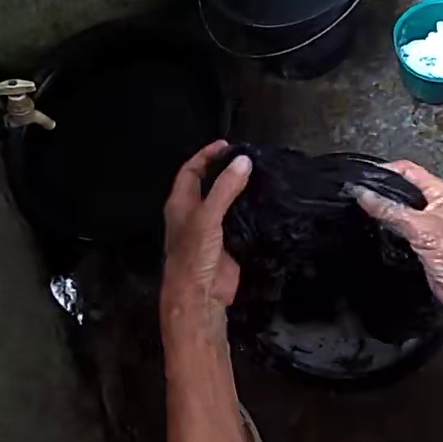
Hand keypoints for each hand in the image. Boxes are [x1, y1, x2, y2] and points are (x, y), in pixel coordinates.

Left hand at [161, 140, 251, 338]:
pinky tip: (262, 204)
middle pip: (208, 185)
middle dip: (224, 170)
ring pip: (224, 202)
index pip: (191, 171)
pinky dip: (248, 211)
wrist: (200, 296)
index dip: (207, 155)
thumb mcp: (208, 216)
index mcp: (180, 204)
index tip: (227, 145)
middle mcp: (192, 214)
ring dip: (238, 190)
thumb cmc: (194, 256)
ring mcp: (209, 230)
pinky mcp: (226, 244)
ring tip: (258, 175)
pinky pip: (237, 221)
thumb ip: (225, 188)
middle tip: (246, 158)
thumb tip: (242, 161)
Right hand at [350, 160, 442, 311]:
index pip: (409, 170)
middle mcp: (440, 204)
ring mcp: (434, 223)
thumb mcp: (420, 229)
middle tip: (360, 193)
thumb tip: (364, 194)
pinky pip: (405, 226)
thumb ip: (390, 210)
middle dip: (383, 189)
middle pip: (405, 188)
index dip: (385, 170)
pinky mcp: (428, 240)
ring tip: (364, 208)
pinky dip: (391, 224)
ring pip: (404, 207)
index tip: (363, 177)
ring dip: (386, 208)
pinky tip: (379, 227)